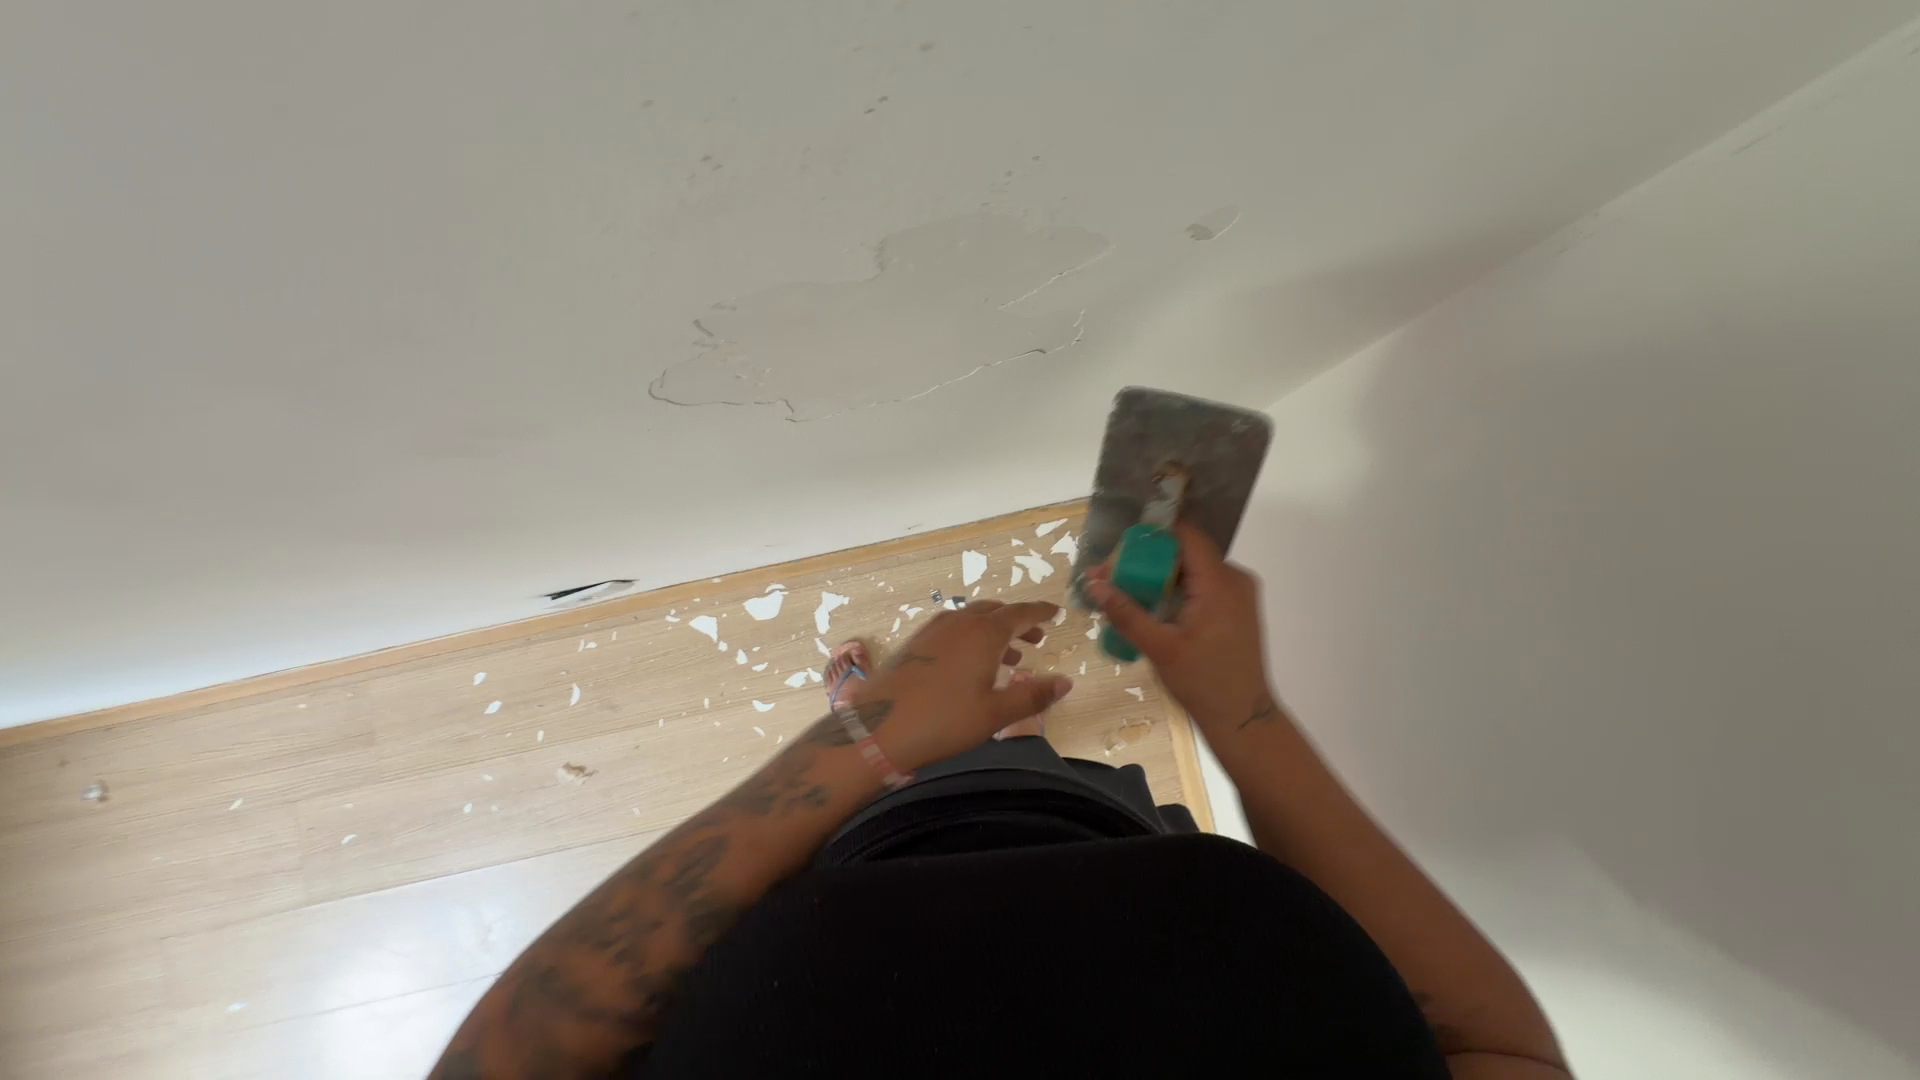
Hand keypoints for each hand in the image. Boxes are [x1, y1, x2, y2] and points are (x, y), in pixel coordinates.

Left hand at [850, 600, 1073, 770]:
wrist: (879, 729)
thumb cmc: (945, 721)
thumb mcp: (995, 713)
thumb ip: (1033, 695)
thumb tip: (1066, 682)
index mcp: (984, 633)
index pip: (1021, 613)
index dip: (1041, 612)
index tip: (1057, 612)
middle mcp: (959, 622)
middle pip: (995, 612)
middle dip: (1018, 622)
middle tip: (1036, 639)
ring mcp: (933, 630)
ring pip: (972, 619)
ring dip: (994, 632)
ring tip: (1010, 659)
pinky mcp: (915, 643)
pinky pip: (952, 629)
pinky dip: (971, 637)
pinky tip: (971, 664)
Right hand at [1087, 521, 1281, 735]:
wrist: (1243, 719)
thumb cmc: (1204, 682)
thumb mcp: (1159, 648)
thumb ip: (1126, 613)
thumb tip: (1094, 583)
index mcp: (1220, 582)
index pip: (1187, 535)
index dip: (1153, 534)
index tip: (1121, 545)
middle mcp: (1235, 579)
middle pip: (1186, 552)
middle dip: (1147, 559)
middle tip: (1111, 574)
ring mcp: (1238, 594)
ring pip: (1192, 570)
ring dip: (1158, 577)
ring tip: (1123, 591)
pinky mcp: (1235, 609)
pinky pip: (1201, 586)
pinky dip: (1174, 591)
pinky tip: (1149, 607)